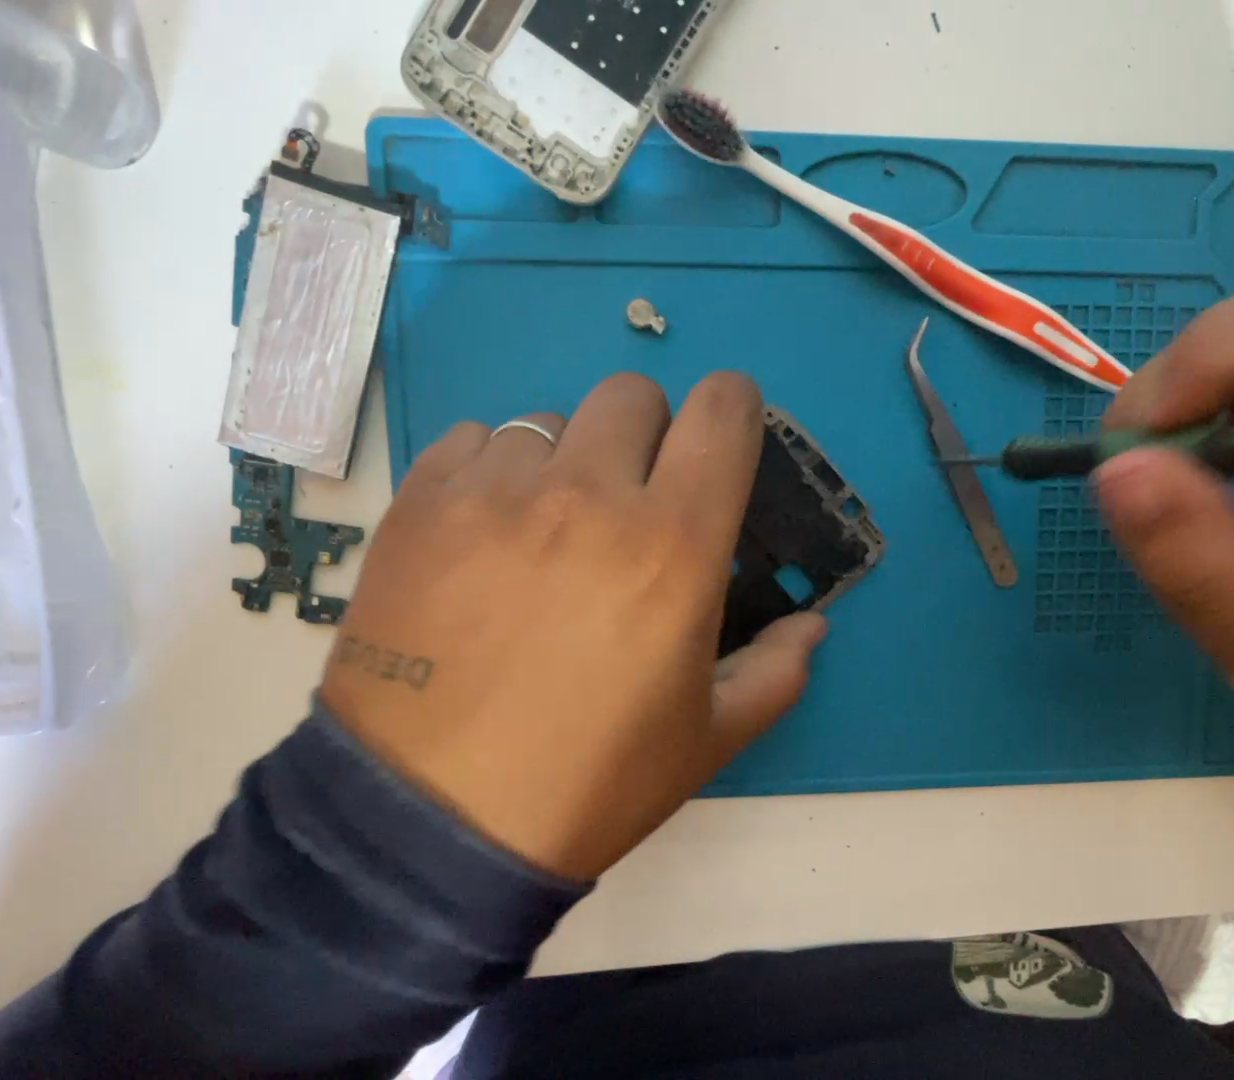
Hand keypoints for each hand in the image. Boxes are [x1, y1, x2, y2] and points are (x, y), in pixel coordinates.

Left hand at [320, 373, 826, 880]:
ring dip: (565, 462)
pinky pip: (474, 441)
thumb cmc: (590, 780)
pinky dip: (493, 472)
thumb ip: (776, 671)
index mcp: (674, 544)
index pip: (723, 411)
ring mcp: (495, 492)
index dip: (733, 411)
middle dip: (648, 435)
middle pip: (633, 394)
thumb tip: (813, 626)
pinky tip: (484, 536)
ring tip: (545, 533)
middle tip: (631, 502)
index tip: (721, 445)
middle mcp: (588, 496)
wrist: (429, 824)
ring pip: (549, 421)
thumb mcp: (708, 739)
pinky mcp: (420, 504)